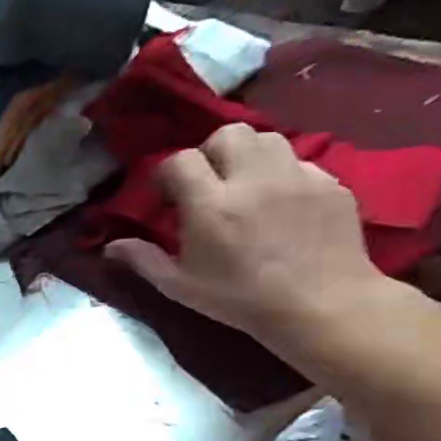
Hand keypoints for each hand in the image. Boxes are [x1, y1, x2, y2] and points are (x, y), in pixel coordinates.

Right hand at [105, 124, 393, 346]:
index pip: (181, 160)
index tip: (167, 195)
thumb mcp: (180, 286)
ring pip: (268, 138)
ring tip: (244, 185)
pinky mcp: (330, 184)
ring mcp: (297, 178)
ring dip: (248, 156)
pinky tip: (279, 203)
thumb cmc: (240, 299)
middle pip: (228, 135)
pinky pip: (300, 162)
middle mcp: (254, 182)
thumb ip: (143, 260)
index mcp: (211, 206)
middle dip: (211, 152)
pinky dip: (283, 174)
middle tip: (208, 182)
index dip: (168, 173)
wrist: (322, 305)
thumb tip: (110, 247)